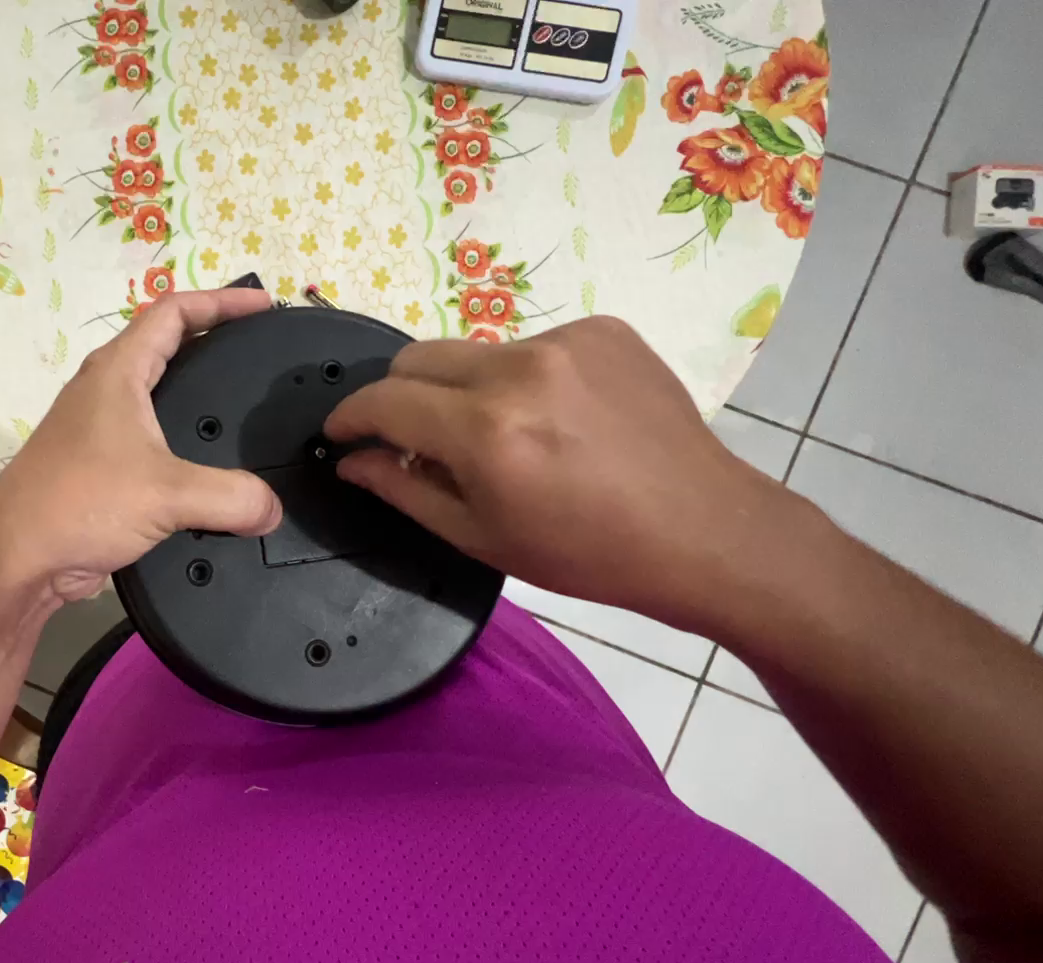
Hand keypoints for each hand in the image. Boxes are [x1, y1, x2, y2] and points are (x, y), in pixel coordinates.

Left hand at [0, 289, 283, 602]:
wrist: (18, 559)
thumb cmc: (81, 503)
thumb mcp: (168, 494)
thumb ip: (231, 497)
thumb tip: (272, 510)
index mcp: (117, 372)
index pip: (173, 312)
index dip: (221, 301)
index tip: (265, 307)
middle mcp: (107, 392)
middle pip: (167, 349)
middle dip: (215, 345)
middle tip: (261, 358)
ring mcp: (101, 431)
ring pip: (160, 400)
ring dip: (198, 400)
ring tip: (245, 414)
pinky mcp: (102, 470)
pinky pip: (155, 446)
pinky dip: (187, 447)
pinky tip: (214, 471)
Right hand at [323, 315, 798, 630]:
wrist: (703, 531)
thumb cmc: (582, 552)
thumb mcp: (477, 536)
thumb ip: (401, 490)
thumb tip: (351, 460)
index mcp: (485, 431)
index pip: (385, 400)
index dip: (349, 416)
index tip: (339, 433)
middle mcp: (520, 369)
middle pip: (417, 357)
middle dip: (396, 395)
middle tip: (409, 439)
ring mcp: (566, 341)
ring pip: (471, 351)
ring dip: (459, 388)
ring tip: (495, 435)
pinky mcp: (603, 329)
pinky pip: (526, 345)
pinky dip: (514, 379)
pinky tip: (549, 418)